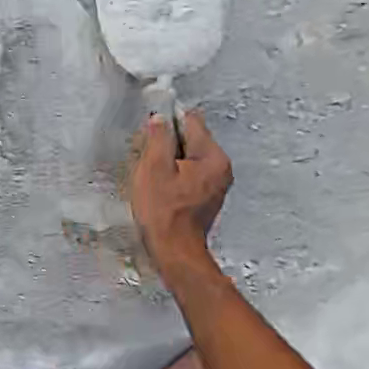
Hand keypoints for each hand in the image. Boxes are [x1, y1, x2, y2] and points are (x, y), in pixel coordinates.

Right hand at [130, 111, 232, 263]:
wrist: (173, 249)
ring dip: (169, 161)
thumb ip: (158, 138)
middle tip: (147, 158)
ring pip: (189, 158)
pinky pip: (189, 174)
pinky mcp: (206, 197)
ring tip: (151, 176)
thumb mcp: (153, 167)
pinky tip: (159, 188)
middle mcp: (221, 168)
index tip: (150, 127)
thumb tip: (160, 118)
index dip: (168, 120)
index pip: (192, 121)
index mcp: (213, 156)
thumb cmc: (163, 210)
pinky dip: (174, 175)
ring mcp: (216, 184)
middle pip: (192, 139)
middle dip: (168, 144)